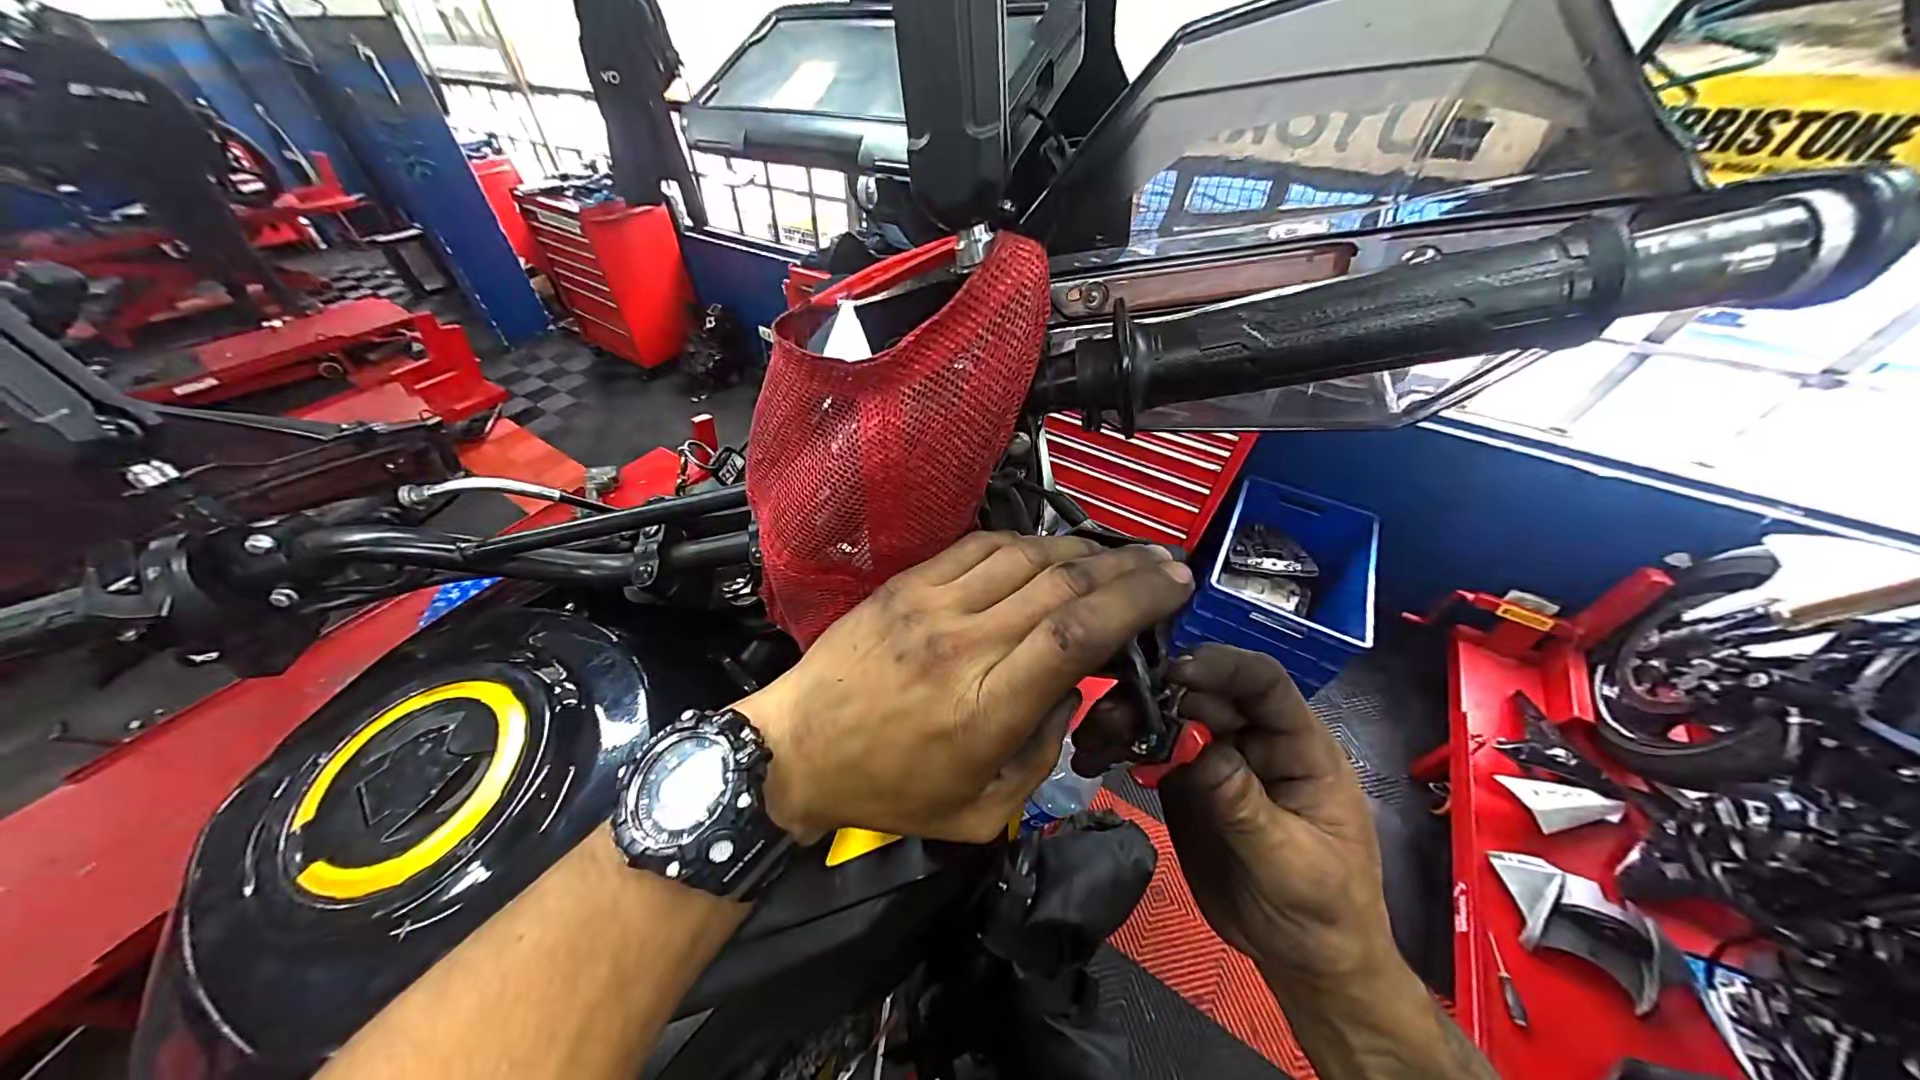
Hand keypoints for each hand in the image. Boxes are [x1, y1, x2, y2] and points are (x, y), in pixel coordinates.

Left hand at [743, 532, 1194, 844]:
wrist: (796, 750)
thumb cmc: (888, 789)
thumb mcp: (981, 810)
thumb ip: (1042, 750)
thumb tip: (1069, 688)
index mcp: (987, 707)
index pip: (1077, 634)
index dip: (1135, 600)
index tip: (1172, 585)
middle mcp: (965, 644)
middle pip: (1062, 585)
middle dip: (1126, 568)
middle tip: (1162, 563)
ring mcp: (932, 605)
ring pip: (1026, 557)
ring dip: (1082, 552)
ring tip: (1114, 558)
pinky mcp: (907, 585)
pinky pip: (979, 547)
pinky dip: (1025, 543)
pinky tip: (1048, 551)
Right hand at [1074, 644, 1395, 983]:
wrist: (1303, 960)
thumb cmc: (1322, 911)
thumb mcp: (1291, 862)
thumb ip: (1243, 803)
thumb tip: (1196, 747)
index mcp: (1299, 745)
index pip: (1263, 683)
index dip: (1221, 666)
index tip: (1173, 671)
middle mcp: (1254, 738)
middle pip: (1203, 693)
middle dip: (1157, 692)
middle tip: (1110, 710)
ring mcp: (1216, 757)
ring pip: (1170, 715)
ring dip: (1129, 716)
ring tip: (1092, 734)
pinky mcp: (1186, 781)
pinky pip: (1151, 749)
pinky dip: (1120, 746)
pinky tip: (1092, 755)